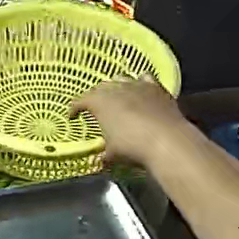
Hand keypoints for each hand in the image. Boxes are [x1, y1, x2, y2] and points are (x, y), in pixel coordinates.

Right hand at [73, 78, 191, 166]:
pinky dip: (140, 84)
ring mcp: (137, 85)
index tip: (72, 116)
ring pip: (121, 79)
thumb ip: (104, 153)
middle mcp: (116, 89)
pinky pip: (144, 79)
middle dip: (95, 96)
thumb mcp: (112, 153)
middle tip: (94, 108)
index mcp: (99, 102)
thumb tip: (102, 160)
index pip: (80, 101)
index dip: (74, 108)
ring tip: (116, 97)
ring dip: (116, 87)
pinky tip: (140, 90)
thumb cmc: (131, 146)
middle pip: (100, 87)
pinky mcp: (157, 88)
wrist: (166, 140)